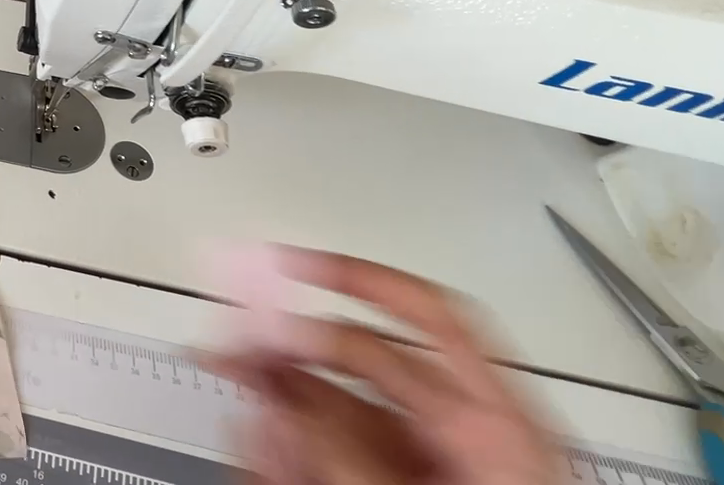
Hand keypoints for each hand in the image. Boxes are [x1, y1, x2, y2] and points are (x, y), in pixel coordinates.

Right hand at [209, 249, 560, 484]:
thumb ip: (347, 443)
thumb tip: (277, 378)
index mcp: (495, 421)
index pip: (423, 311)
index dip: (349, 274)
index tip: (280, 261)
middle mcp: (459, 427)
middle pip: (355, 351)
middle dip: (282, 340)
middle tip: (228, 336)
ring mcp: (427, 456)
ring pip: (332, 396)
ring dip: (272, 384)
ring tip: (229, 379)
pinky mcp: (396, 476)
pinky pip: (328, 436)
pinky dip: (287, 427)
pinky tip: (257, 428)